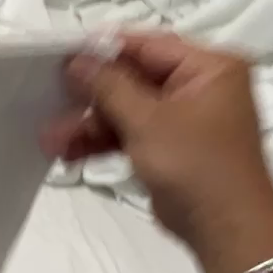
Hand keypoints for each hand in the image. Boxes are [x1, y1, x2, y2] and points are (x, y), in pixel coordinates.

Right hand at [41, 33, 272, 254]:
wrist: (223, 226)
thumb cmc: (194, 164)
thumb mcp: (148, 121)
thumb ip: (110, 87)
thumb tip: (77, 59)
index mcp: (209, 67)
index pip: (149, 46)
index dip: (104, 50)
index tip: (63, 56)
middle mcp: (199, 87)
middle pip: (134, 80)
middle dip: (90, 98)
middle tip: (49, 103)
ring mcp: (183, 119)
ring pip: (127, 111)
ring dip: (89, 126)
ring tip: (50, 141)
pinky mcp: (169, 148)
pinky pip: (130, 135)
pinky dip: (102, 142)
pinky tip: (69, 153)